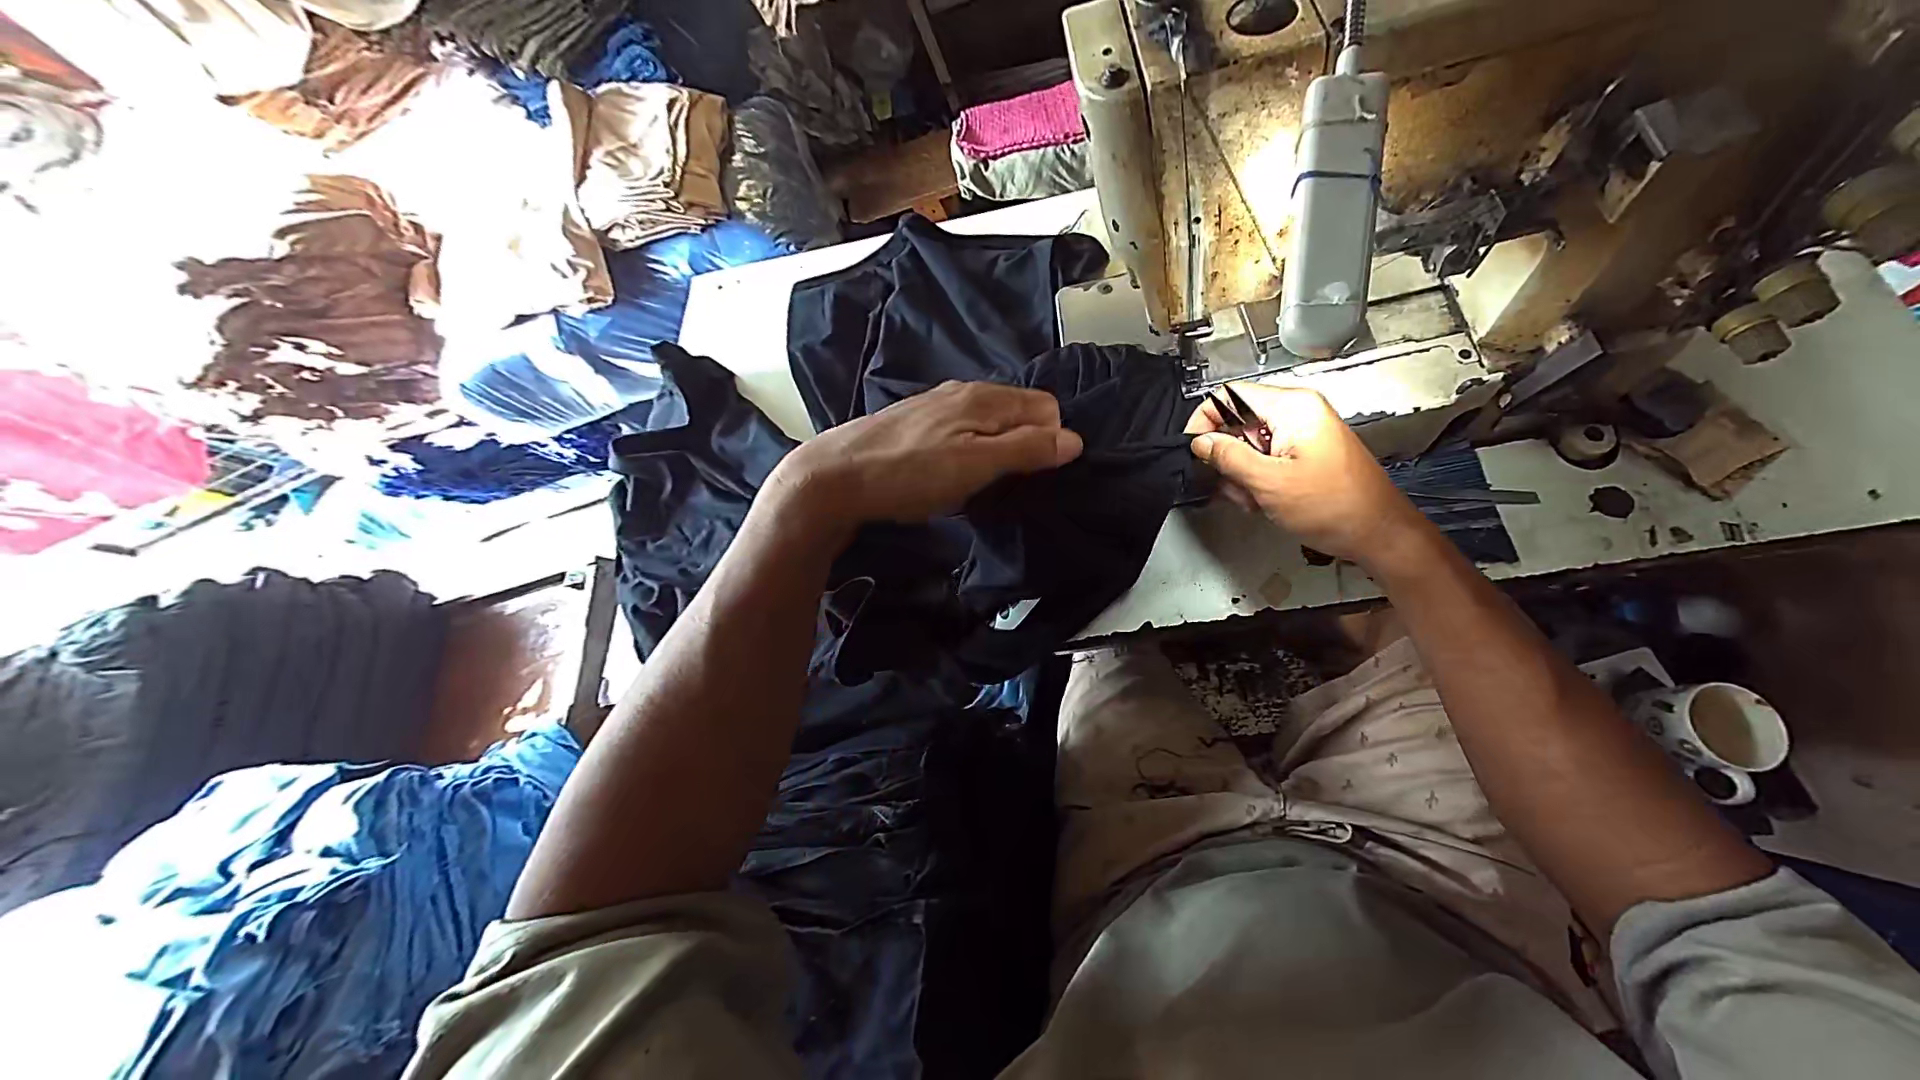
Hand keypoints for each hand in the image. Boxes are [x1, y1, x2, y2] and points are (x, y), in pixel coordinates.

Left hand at [768, 380, 1083, 530]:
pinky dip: (968, 451)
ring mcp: (934, 406)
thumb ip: (1026, 450)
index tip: (1032, 475)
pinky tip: (948, 474)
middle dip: (1025, 445)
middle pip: (1017, 412)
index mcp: (984, 397)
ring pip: (988, 423)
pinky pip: (961, 431)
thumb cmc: (908, 474)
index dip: (1050, 441)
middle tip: (1005, 484)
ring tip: (977, 484)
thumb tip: (1074, 440)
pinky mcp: (913, 424)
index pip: (1045, 406)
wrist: (833, 478)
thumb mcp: (975, 466)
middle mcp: (961, 392)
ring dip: (996, 450)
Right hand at [1187, 384, 1432, 570]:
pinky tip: (1263, 500)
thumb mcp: (1268, 482)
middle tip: (1231, 483)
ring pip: (1247, 443)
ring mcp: (1301, 432)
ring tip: (1253, 498)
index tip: (1194, 447)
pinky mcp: (1303, 452)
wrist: (1377, 533)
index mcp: (1292, 407)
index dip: (1205, 419)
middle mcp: (1297, 412)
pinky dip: (1255, 478)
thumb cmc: (1336, 506)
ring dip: (1240, 473)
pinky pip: (1264, 457)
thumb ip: (1228, 457)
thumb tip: (1201, 442)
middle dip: (1226, 455)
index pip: (1229, 395)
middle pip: (1237, 421)